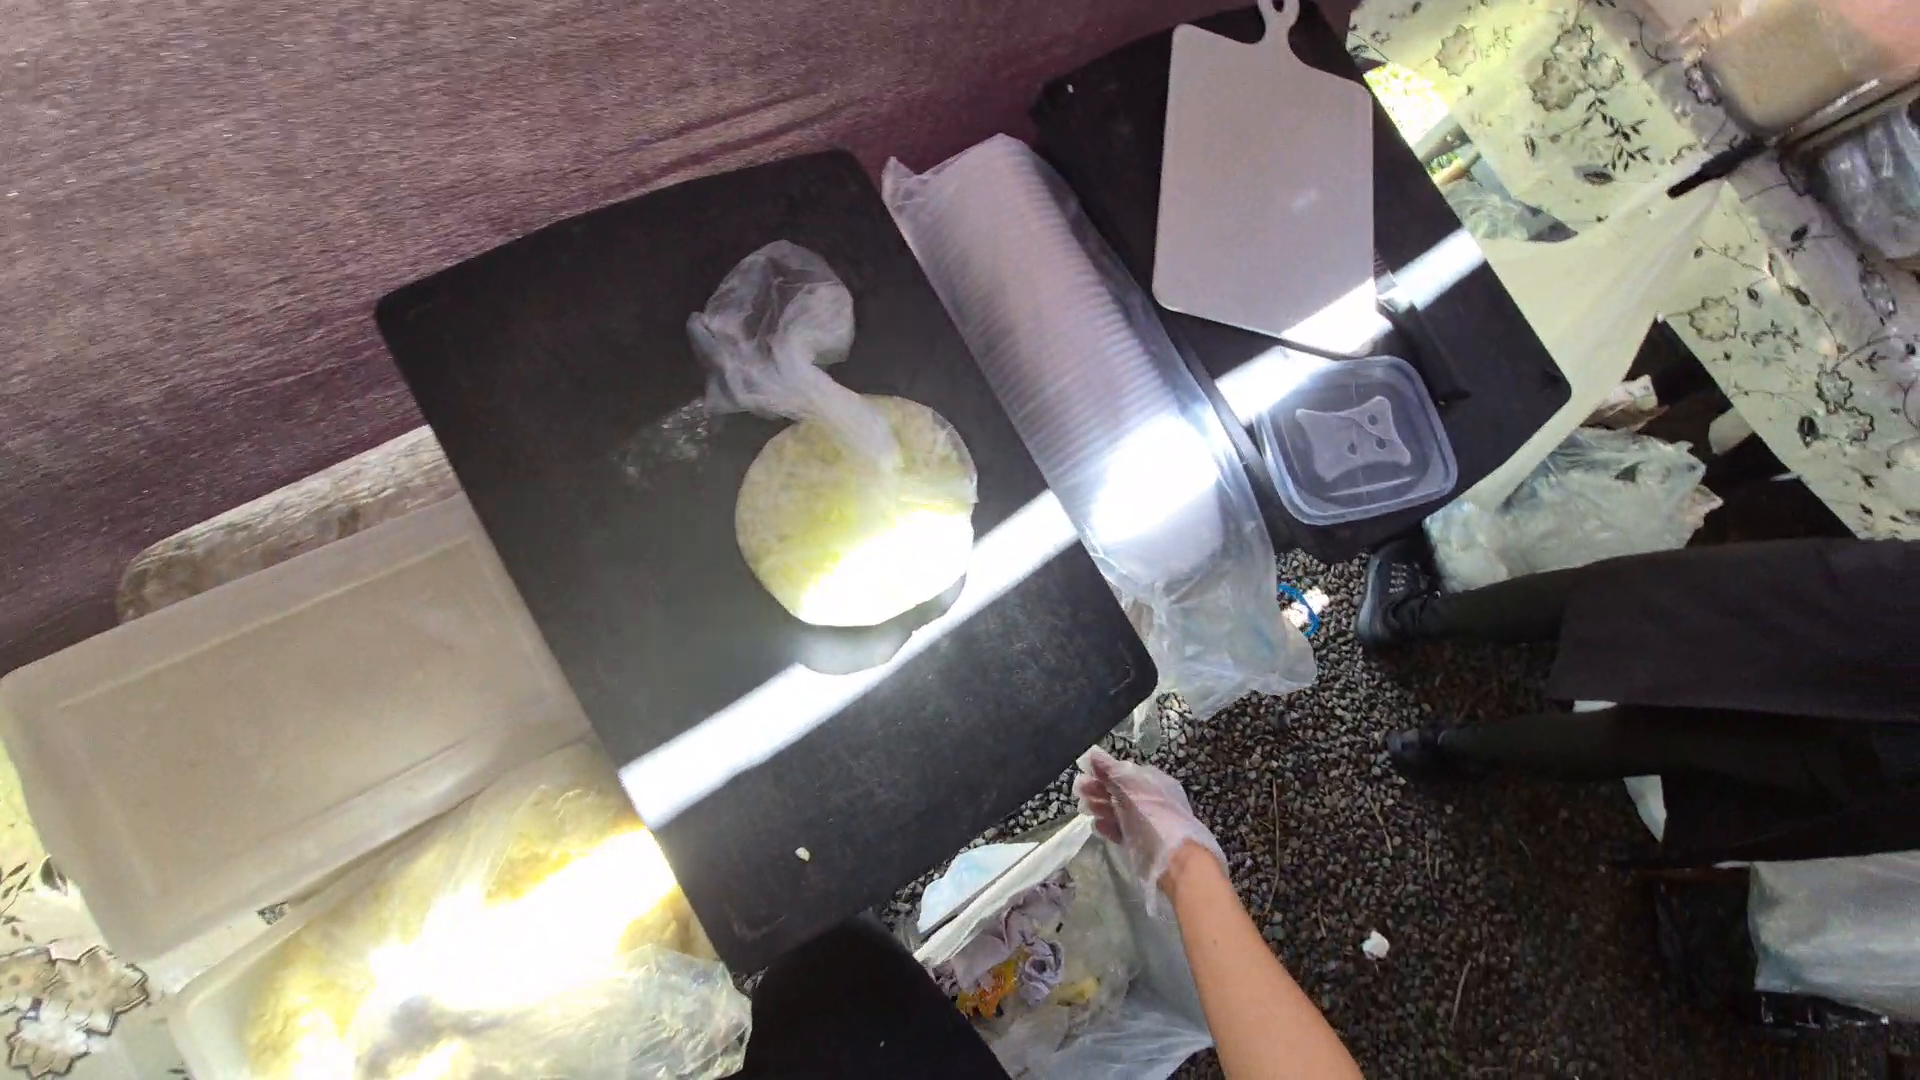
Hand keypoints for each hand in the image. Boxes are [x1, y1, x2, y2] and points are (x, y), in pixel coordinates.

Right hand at [1073, 747, 1227, 902]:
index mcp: (1153, 783)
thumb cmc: (1154, 817)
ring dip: (1101, 807)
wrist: (1175, 860)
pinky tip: (1097, 826)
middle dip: (1099, 790)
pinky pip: (1123, 831)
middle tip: (1079, 791)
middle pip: (1120, 792)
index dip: (1104, 772)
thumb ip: (1111, 771)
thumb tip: (1092, 753)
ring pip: (1120, 811)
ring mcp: (1147, 823)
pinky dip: (1110, 827)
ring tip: (1084, 808)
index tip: (1085, 772)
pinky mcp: (1143, 844)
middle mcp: (1151, 801)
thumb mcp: (1131, 788)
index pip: (1125, 773)